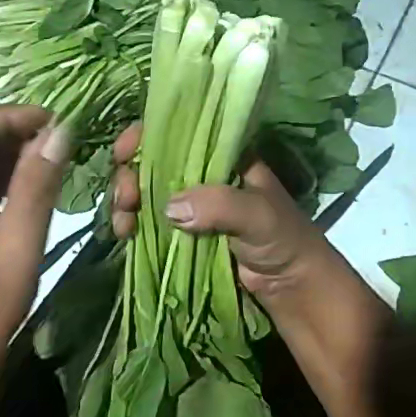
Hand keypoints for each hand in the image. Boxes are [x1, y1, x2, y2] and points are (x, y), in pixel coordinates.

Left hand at [0, 106, 70, 385]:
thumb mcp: (18, 243)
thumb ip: (37, 183)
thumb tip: (61, 131)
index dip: (10, 115)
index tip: (55, 121)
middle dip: (13, 129)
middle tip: (60, 135)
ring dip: (11, 148)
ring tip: (55, 151)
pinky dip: (6, 170)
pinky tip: (37, 174)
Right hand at [108, 121, 342, 301]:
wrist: (291, 286)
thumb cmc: (283, 239)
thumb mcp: (258, 214)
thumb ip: (219, 205)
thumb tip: (170, 207)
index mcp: (220, 153)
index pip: (175, 130)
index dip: (144, 136)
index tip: (125, 153)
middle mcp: (198, 171)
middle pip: (150, 160)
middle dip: (129, 176)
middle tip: (127, 200)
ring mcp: (186, 202)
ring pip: (143, 190)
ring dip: (125, 202)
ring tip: (124, 224)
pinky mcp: (178, 231)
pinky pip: (145, 219)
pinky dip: (131, 224)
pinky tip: (126, 234)